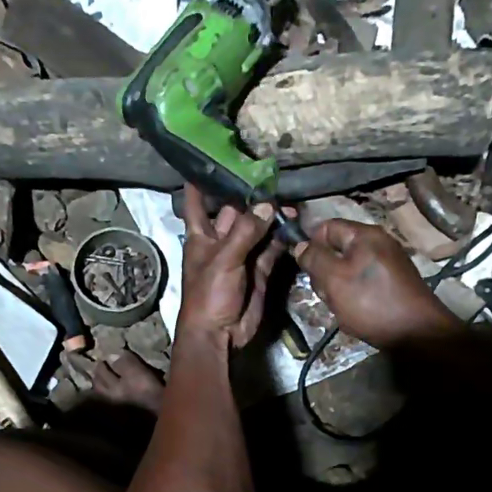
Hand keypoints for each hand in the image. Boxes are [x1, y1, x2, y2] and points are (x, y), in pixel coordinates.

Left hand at [176, 186, 284, 350]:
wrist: (220, 334)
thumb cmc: (209, 294)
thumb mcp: (224, 259)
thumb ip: (246, 232)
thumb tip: (268, 205)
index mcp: (201, 236)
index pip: (197, 201)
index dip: (202, 181)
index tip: (212, 158)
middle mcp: (220, 242)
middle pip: (236, 212)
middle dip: (251, 197)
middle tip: (273, 178)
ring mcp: (241, 256)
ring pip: (258, 230)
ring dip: (271, 218)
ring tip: (290, 203)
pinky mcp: (258, 271)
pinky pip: (271, 250)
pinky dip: (281, 239)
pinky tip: (294, 225)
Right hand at [294, 220, 461, 349]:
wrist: (417, 333)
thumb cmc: (372, 303)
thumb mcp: (334, 279)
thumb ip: (314, 259)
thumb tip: (300, 245)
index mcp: (365, 234)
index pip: (326, 227)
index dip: (310, 244)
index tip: (304, 268)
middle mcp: (379, 244)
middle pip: (336, 250)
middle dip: (325, 273)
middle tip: (328, 294)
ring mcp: (388, 265)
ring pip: (347, 271)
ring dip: (338, 290)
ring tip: (343, 308)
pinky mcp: (393, 285)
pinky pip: (363, 285)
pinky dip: (354, 298)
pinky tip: (356, 314)